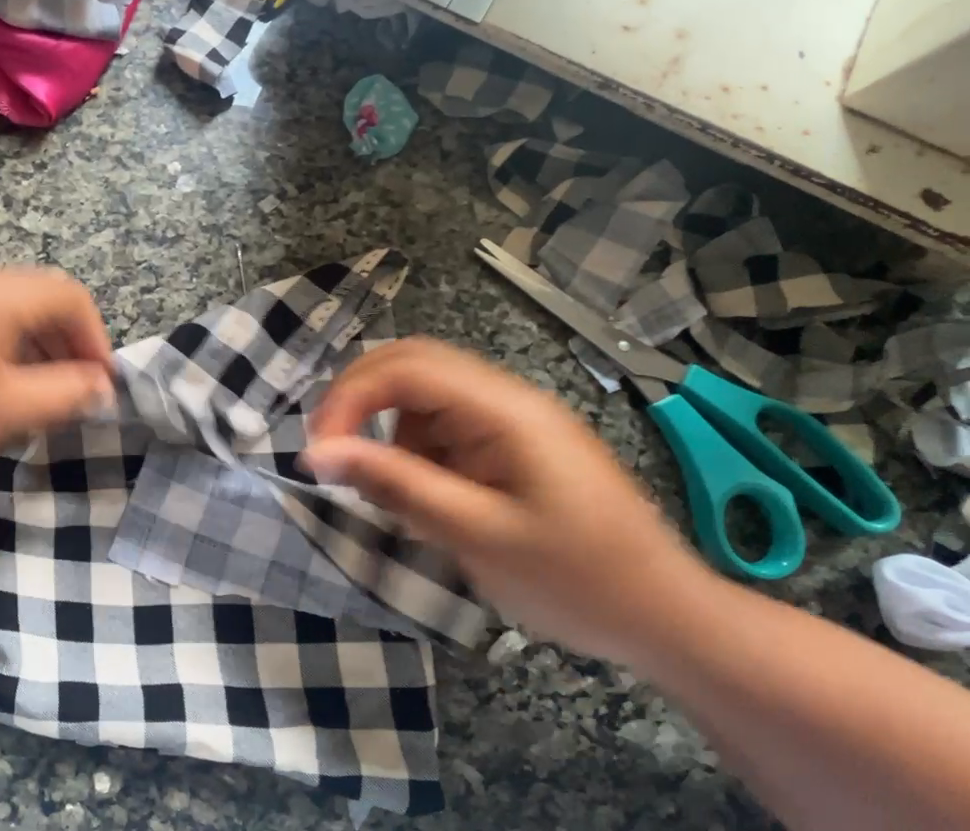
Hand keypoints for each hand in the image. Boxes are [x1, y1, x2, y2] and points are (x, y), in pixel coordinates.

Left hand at [0, 266, 114, 493]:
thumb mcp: (6, 409)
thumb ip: (66, 393)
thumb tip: (103, 385)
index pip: (71, 296)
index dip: (97, 339)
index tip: (102, 387)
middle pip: (40, 297)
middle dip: (68, 344)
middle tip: (76, 395)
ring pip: (8, 309)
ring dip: (36, 348)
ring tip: (40, 397)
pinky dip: (2, 347)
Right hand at [301, 338, 718, 663]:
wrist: (668, 620)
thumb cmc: (577, 581)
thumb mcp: (476, 536)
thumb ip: (395, 485)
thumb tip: (316, 452)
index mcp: (506, 410)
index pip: (406, 368)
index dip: (349, 398)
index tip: (318, 451)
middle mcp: (507, 399)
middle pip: (411, 363)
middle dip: (359, 400)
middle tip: (329, 451)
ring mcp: (511, 420)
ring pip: (421, 394)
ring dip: (386, 429)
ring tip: (385, 490)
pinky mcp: (510, 445)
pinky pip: (441, 426)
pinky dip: (412, 451)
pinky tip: (422, 497)